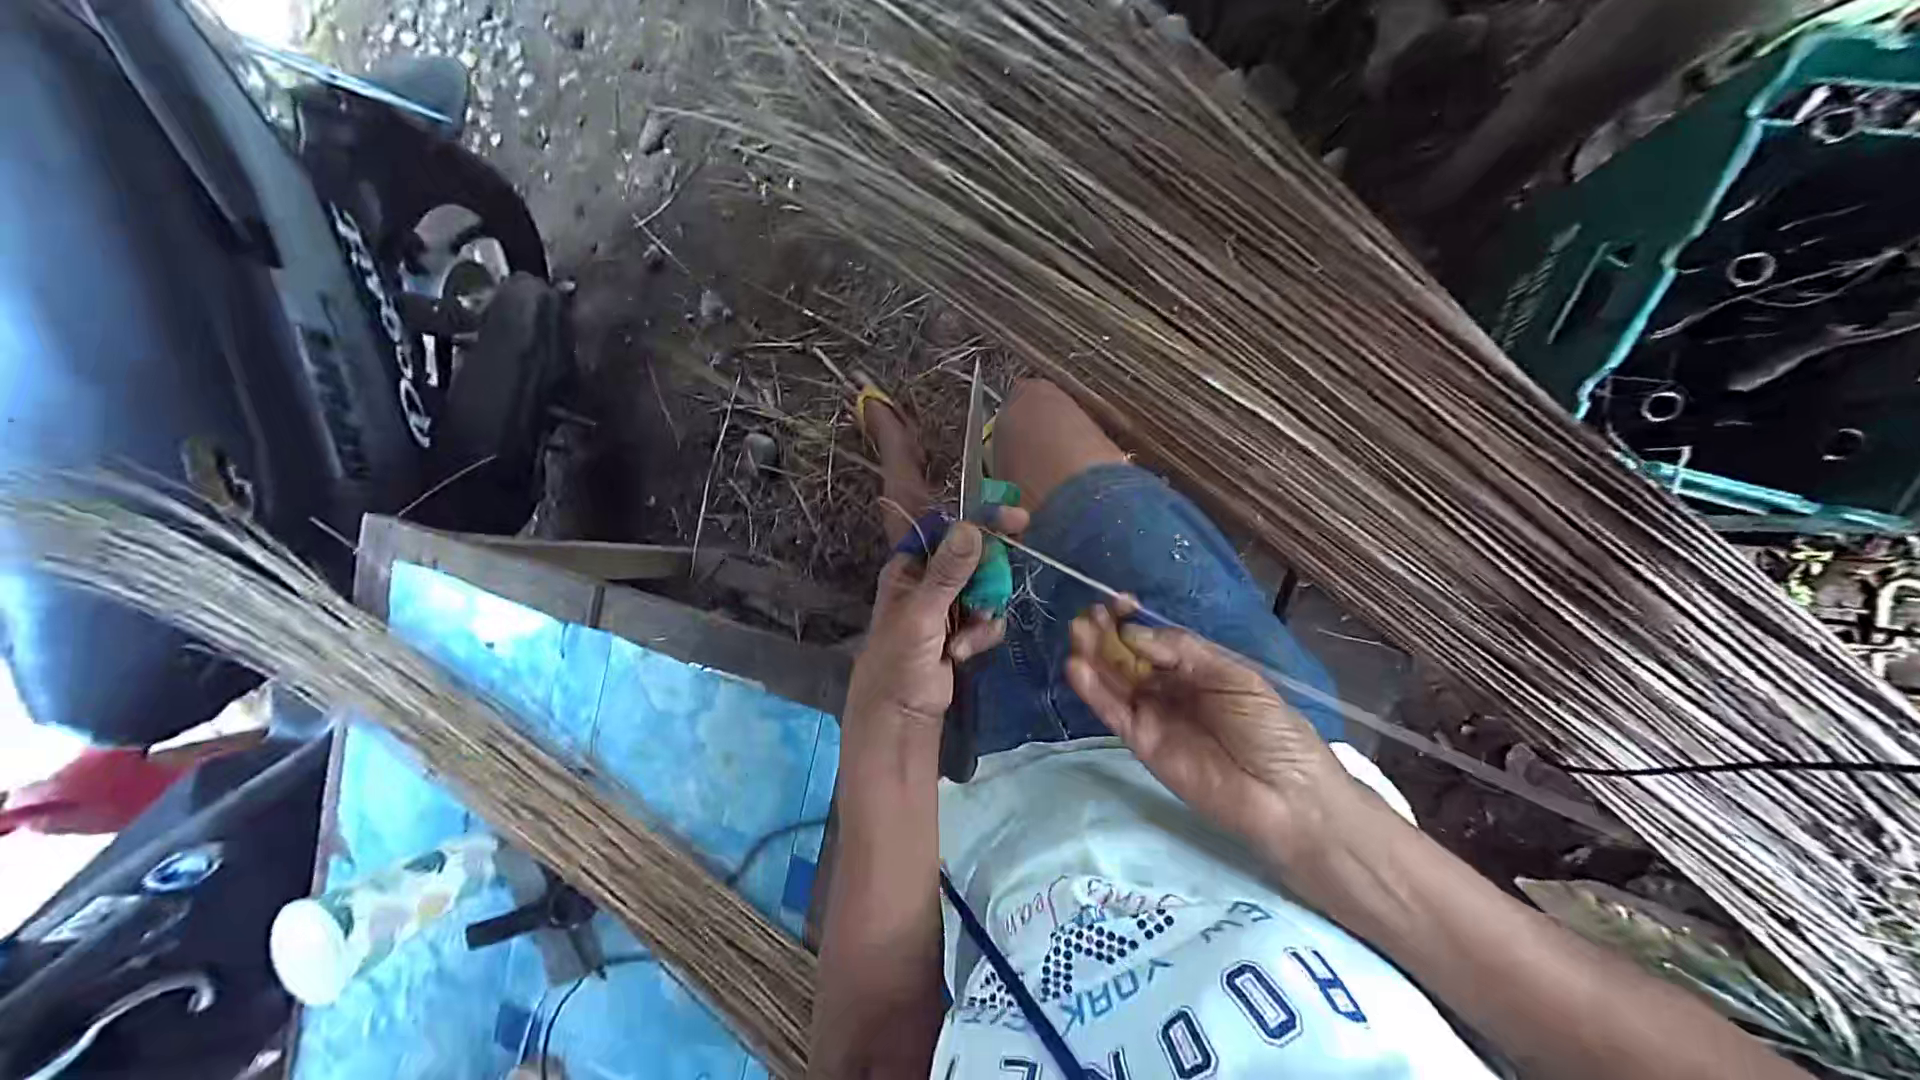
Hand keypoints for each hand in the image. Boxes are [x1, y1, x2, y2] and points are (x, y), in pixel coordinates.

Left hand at [846, 508, 1030, 730]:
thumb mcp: (922, 613)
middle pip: (975, 560)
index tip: (1016, 519)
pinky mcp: (963, 629)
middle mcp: (929, 580)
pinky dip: (981, 634)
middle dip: (986, 583)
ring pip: (987, 590)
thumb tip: (971, 528)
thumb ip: (948, 572)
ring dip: (982, 615)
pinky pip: (988, 617)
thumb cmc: (898, 659)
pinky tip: (963, 653)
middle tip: (987, 601)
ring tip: (963, 640)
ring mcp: (948, 605)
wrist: (900, 714)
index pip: (948, 531)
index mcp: (910, 567)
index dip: (981, 522)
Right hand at [1065, 604, 1351, 858]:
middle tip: (1088, 617)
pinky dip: (1092, 690)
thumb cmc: (1271, 728)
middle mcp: (1167, 686)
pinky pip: (1111, 711)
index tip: (1119, 603)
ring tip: (1077, 632)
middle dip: (1105, 633)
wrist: (1286, 795)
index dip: (1133, 619)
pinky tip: (1078, 668)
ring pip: (1112, 679)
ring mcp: (1151, 713)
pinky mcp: (1139, 741)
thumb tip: (1132, 632)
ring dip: (1092, 654)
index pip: (1152, 637)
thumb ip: (1183, 651)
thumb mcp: (1234, 676)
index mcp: (1193, 666)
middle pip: (1125, 655)